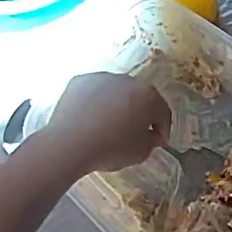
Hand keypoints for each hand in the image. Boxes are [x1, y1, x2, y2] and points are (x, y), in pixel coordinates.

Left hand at [42, 72, 170, 172]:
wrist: (69, 143)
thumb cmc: (111, 148)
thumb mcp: (141, 153)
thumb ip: (151, 140)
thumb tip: (150, 134)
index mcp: (148, 96)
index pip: (162, 111)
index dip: (163, 128)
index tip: (159, 141)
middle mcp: (128, 80)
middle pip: (139, 97)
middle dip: (139, 113)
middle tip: (134, 132)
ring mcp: (102, 78)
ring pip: (115, 92)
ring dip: (116, 105)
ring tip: (107, 125)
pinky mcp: (80, 81)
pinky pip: (94, 92)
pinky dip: (95, 102)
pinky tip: (89, 118)